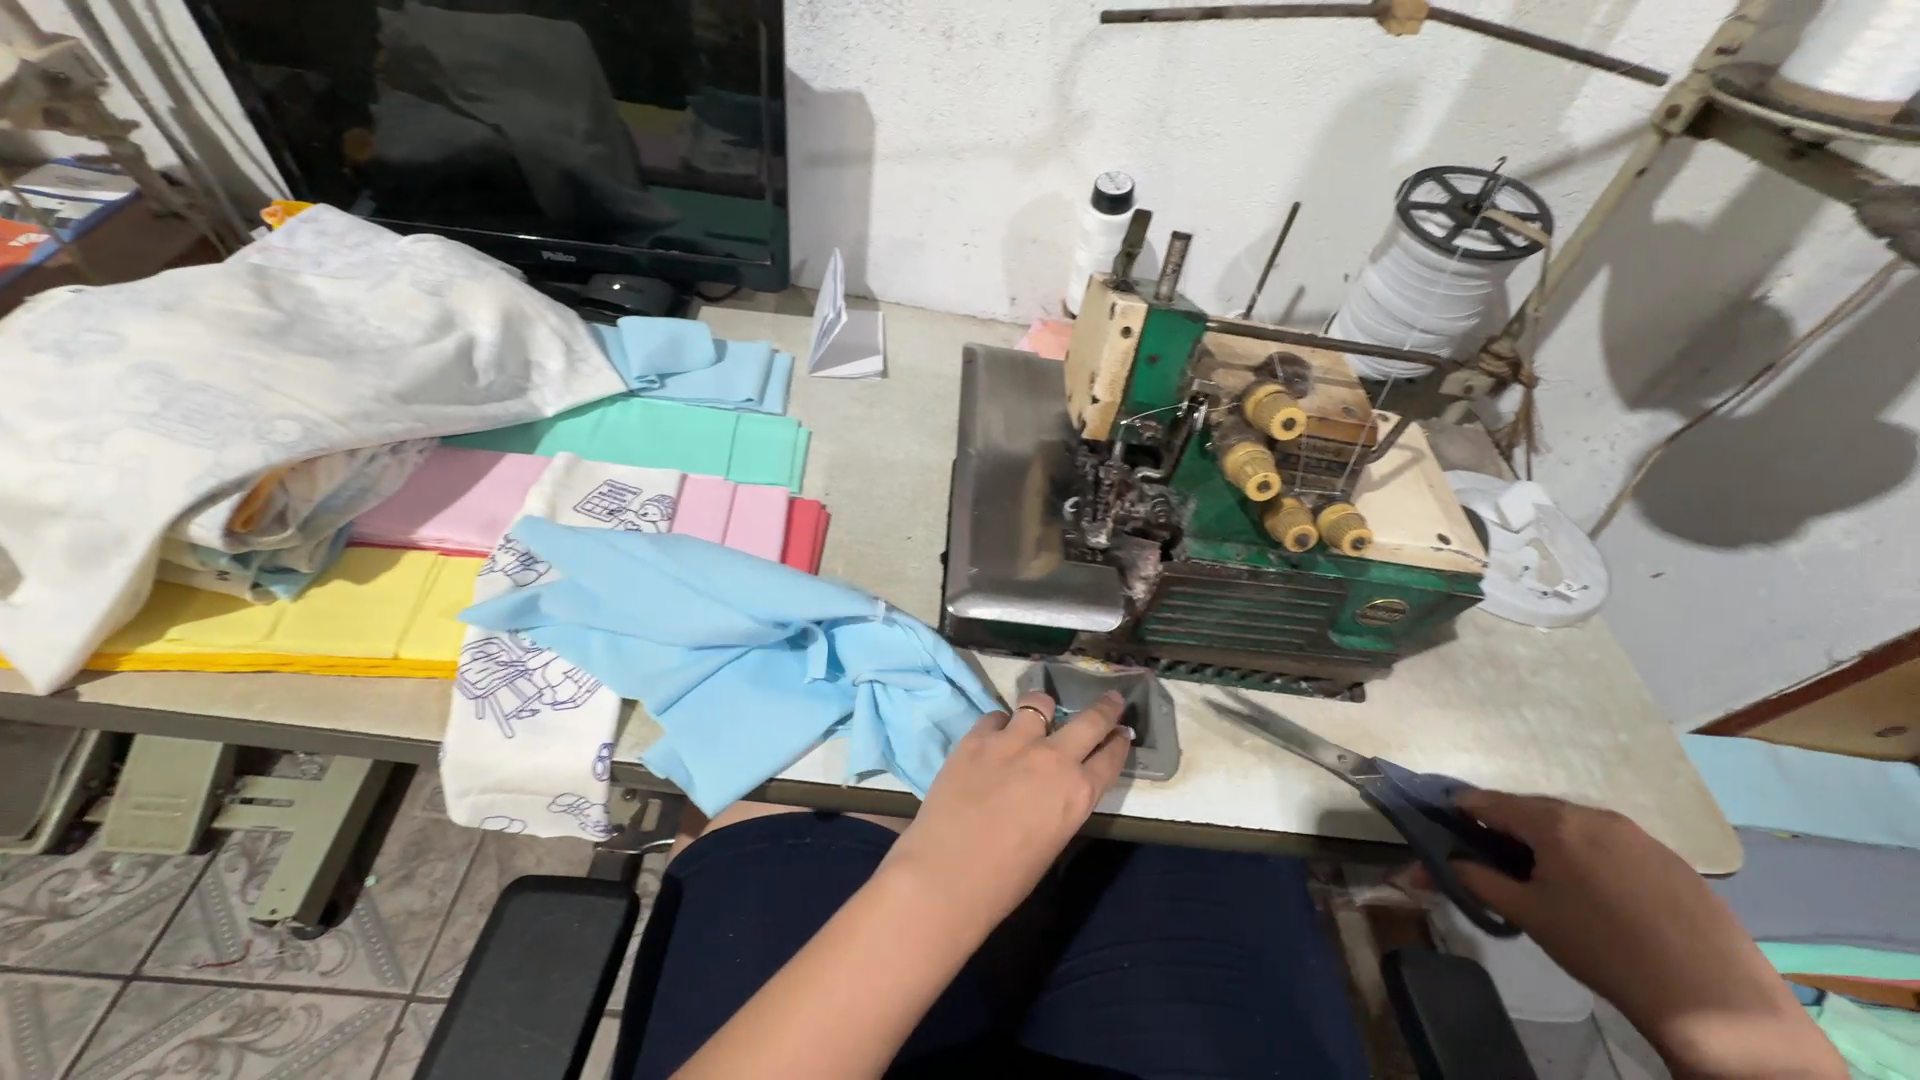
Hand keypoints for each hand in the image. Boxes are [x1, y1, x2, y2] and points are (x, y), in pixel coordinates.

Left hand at [883, 690, 1130, 932]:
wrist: (948, 874)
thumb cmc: (1006, 879)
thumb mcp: (1054, 841)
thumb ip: (1062, 804)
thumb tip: (1056, 788)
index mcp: (1079, 792)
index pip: (1111, 757)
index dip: (1119, 742)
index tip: (1122, 732)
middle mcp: (1054, 758)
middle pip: (1090, 720)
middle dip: (1105, 707)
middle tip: (1110, 697)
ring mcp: (1013, 741)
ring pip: (1038, 702)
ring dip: (1042, 707)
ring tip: (1038, 713)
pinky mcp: (977, 737)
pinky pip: (995, 716)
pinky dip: (999, 724)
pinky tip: (994, 737)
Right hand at [1451, 791, 1844, 1079]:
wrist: (1710, 994)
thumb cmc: (1601, 947)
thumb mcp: (1527, 914)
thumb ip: (1476, 881)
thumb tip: (1436, 864)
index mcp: (1555, 822)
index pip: (1491, 801)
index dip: (1463, 809)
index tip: (1446, 824)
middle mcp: (1595, 815)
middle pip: (1534, 809)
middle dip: (1506, 825)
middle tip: (1491, 855)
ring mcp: (1639, 834)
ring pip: (1575, 825)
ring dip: (1549, 838)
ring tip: (1542, 874)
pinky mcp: (1670, 858)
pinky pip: (1611, 842)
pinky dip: (1587, 853)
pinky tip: (1594, 890)